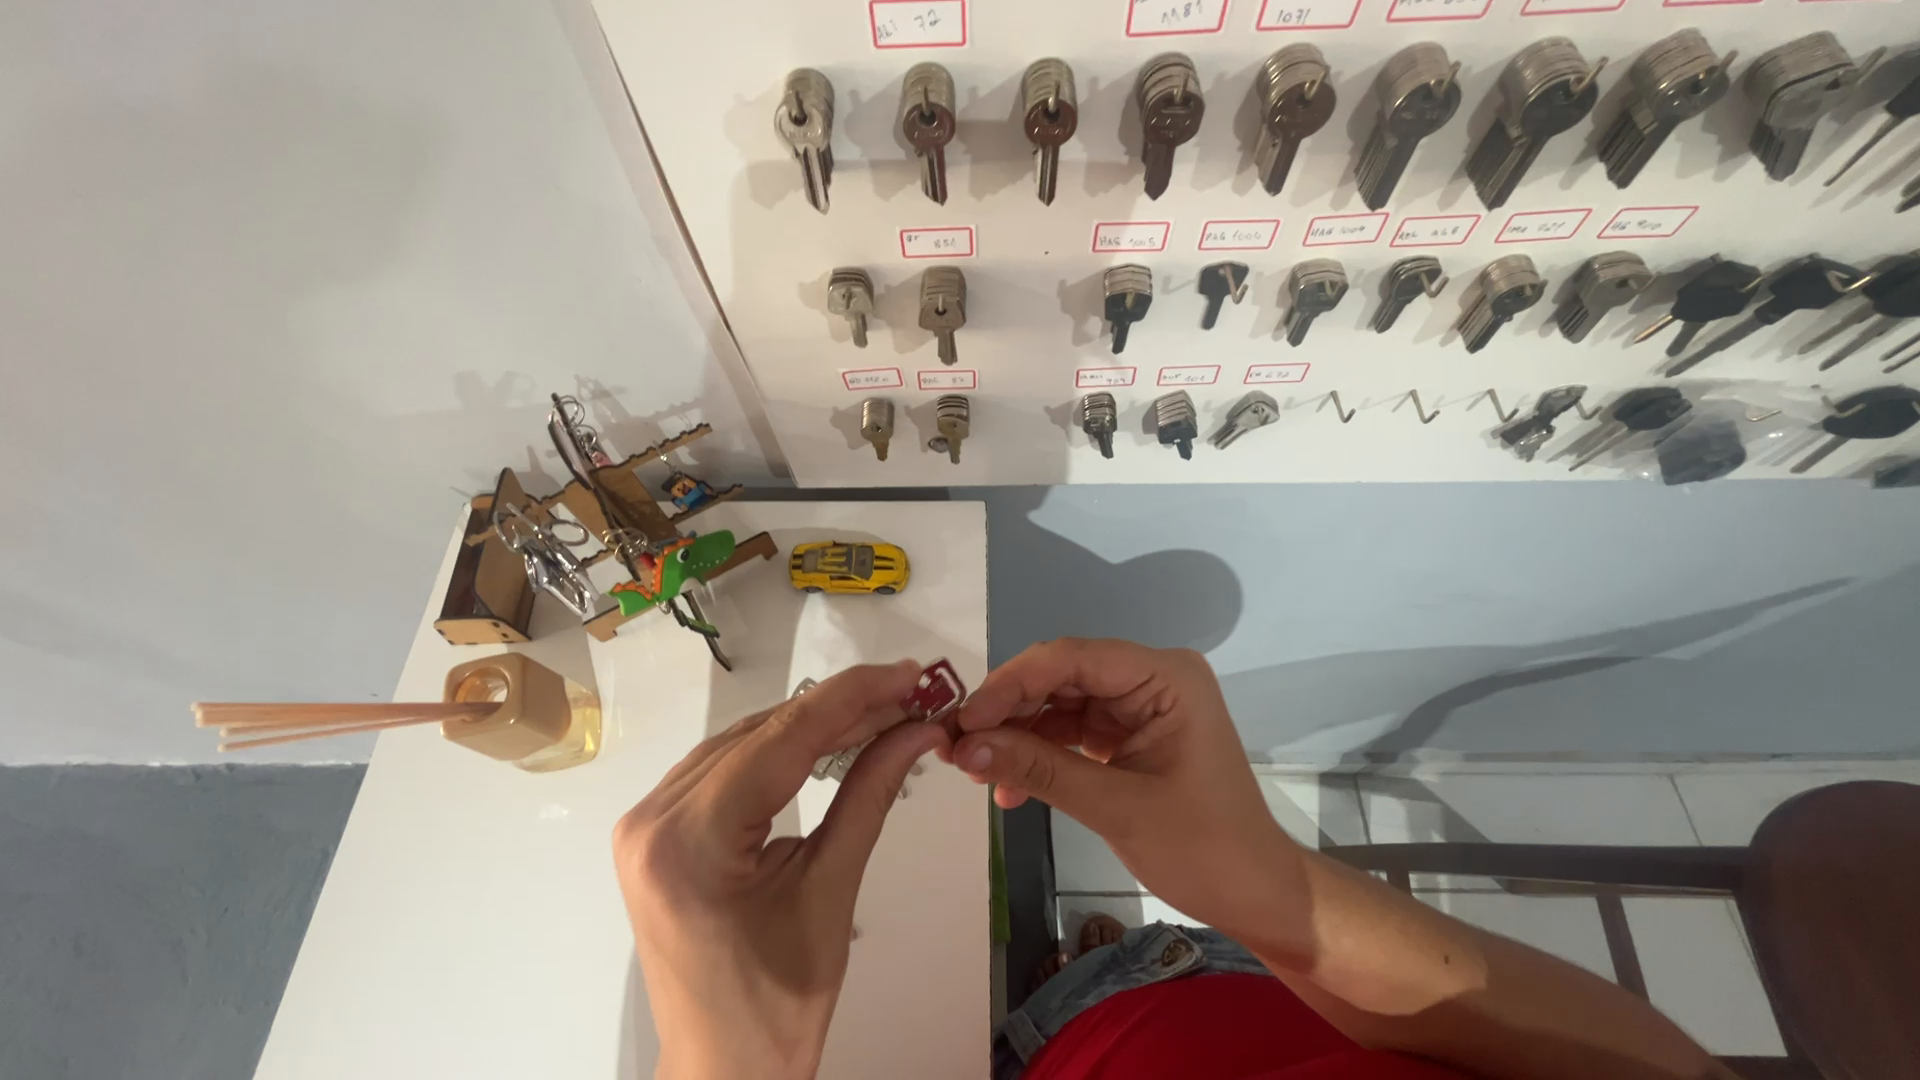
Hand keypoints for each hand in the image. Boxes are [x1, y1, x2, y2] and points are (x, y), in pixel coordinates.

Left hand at [613, 660, 948, 1079]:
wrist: (722, 1068)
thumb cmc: (780, 1002)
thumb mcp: (831, 891)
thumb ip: (869, 794)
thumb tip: (919, 729)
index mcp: (689, 841)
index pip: (783, 739)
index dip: (853, 697)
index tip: (909, 674)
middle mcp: (653, 816)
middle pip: (762, 734)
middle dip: (840, 709)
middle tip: (909, 692)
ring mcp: (646, 820)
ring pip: (744, 742)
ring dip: (813, 724)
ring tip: (881, 710)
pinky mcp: (656, 828)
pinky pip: (727, 766)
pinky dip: (781, 749)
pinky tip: (827, 738)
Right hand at [951, 639, 1298, 942]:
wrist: (1254, 895)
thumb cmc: (1203, 849)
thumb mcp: (1116, 808)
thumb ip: (1039, 770)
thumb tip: (966, 749)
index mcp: (1165, 676)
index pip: (1072, 658)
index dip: (1012, 684)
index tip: (965, 720)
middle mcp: (1149, 677)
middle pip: (1061, 676)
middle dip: (1008, 710)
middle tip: (957, 746)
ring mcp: (1137, 704)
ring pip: (1058, 702)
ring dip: (1016, 735)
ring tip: (973, 769)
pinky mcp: (1126, 733)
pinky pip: (1069, 731)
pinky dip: (1037, 754)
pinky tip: (1007, 787)